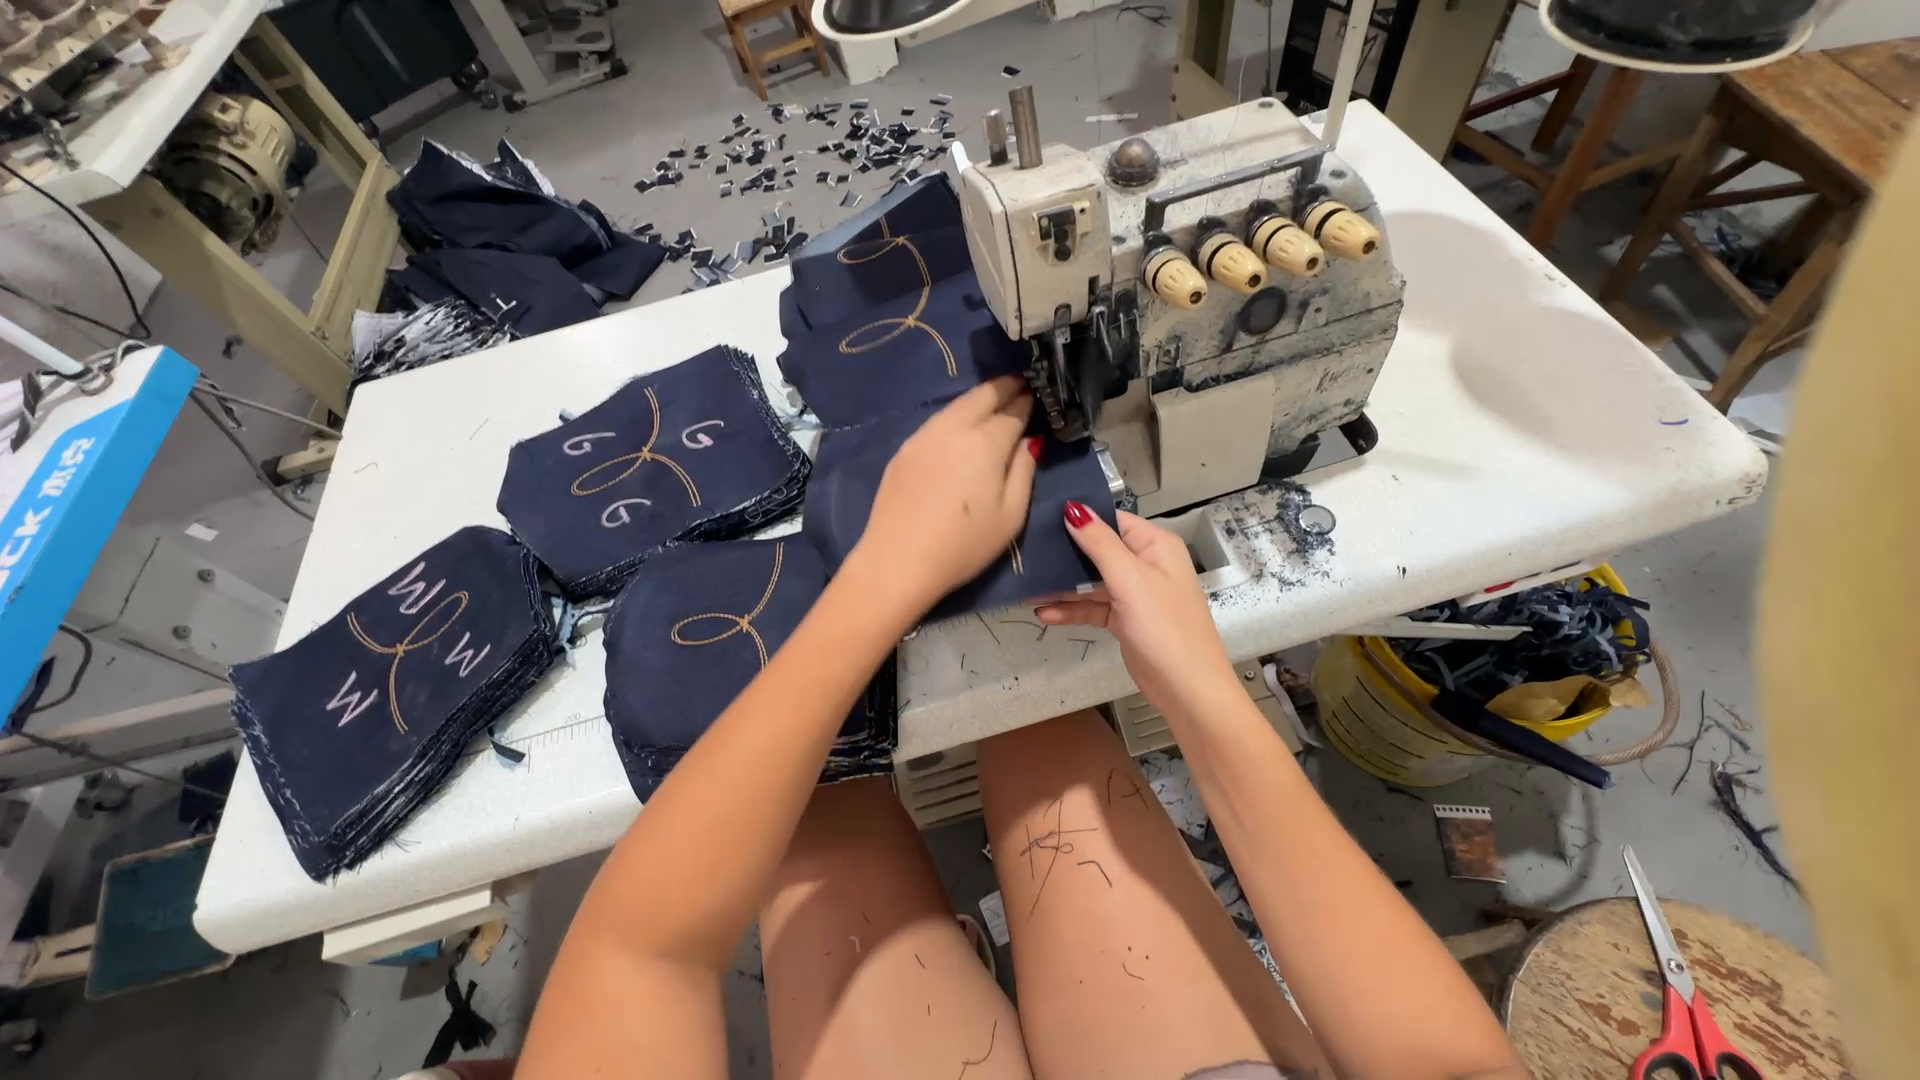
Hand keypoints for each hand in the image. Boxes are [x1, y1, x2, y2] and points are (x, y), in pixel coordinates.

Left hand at [849, 377, 1039, 611]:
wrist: (897, 561)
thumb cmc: (963, 545)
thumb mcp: (1011, 516)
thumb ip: (1024, 472)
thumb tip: (1030, 441)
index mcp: (986, 442)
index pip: (1013, 411)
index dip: (1027, 403)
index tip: (1036, 397)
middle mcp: (954, 428)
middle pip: (983, 395)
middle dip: (1004, 387)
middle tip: (1018, 384)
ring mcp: (924, 436)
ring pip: (956, 405)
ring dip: (978, 398)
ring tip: (992, 401)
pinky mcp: (904, 449)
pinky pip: (937, 420)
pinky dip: (955, 414)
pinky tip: (960, 426)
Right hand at [1035, 508, 1241, 717]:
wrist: (1187, 688)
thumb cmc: (1164, 626)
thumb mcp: (1130, 579)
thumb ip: (1099, 543)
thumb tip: (1072, 508)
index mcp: (1155, 545)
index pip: (1112, 521)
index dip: (1080, 519)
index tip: (1040, 519)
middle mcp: (1146, 564)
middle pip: (1098, 550)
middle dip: (1065, 555)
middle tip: (1026, 554)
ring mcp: (1135, 593)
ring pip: (1092, 582)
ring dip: (1063, 587)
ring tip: (1026, 590)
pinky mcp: (1125, 619)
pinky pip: (1093, 607)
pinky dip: (1072, 610)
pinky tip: (1046, 614)